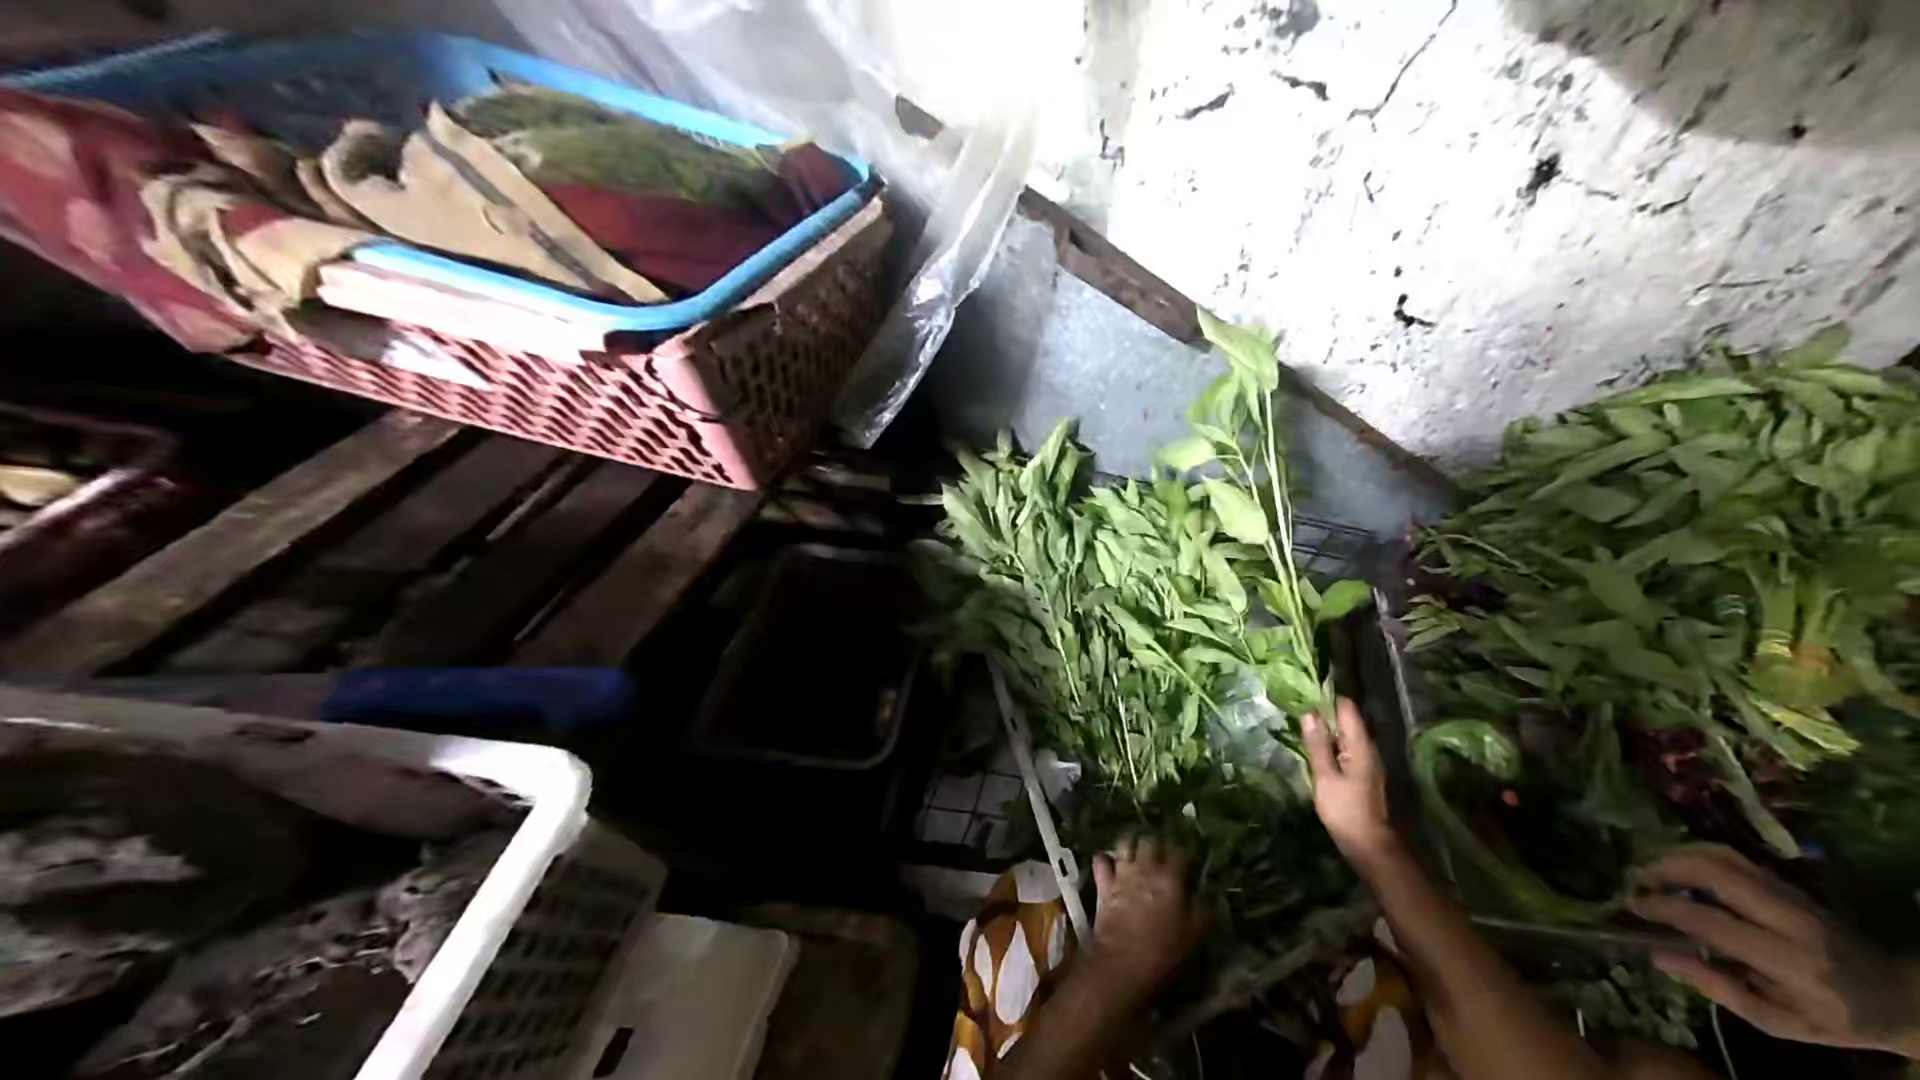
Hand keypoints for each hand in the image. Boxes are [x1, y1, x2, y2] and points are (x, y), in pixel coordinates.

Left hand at [1087, 836, 1203, 1001]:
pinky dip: (1104, 859)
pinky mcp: (1103, 884)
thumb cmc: (1164, 952)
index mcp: (1171, 879)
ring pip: (1124, 842)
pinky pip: (1100, 861)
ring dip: (1130, 844)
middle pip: (1150, 840)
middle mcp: (1145, 868)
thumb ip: (1203, 910)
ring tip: (1136, 851)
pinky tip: (1109, 864)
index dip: (1185, 853)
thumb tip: (1211, 896)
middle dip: (1156, 842)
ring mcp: (1122, 874)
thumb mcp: (1194, 935)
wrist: (1123, 964)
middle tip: (1162, 852)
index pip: (1180, 852)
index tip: (1188, 861)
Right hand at [1303, 697, 1396, 862]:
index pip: (1346, 708)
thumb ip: (1317, 744)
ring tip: (1300, 730)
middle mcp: (1368, 749)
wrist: (1369, 846)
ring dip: (1325, 731)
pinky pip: (1345, 750)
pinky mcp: (1363, 774)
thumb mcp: (1325, 775)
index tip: (1302, 697)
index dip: (1326, 699)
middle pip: (1346, 720)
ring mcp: (1367, 762)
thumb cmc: (1345, 809)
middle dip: (1323, 714)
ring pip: (1345, 736)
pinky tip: (1313, 753)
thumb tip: (1309, 713)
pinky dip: (1330, 746)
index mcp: (1360, 745)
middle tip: (1295, 713)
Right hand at [1629, 844, 1919, 1057]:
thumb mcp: (1779, 1021)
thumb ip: (1718, 989)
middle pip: (1715, 872)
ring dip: (1675, 855)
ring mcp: (1791, 895)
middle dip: (1664, 868)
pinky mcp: (1787, 884)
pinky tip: (1677, 865)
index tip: (1632, 905)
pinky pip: (1731, 856)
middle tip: (1637, 879)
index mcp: (1789, 959)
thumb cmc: (1833, 1016)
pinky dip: (1694, 853)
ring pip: (1721, 855)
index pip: (1711, 921)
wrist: (1899, 998)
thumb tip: (1658, 955)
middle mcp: (1789, 919)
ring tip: (1650, 869)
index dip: (1664, 908)